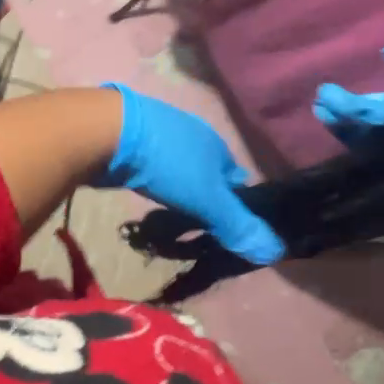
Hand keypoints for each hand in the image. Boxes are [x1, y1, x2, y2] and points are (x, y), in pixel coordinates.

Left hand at [95, 84, 283, 264]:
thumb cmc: (166, 163)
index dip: (235, 205)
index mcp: (215, 144)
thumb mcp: (207, 198)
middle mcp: (190, 134)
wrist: (108, 132)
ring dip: (176, 189)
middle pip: (205, 171)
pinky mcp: (130, 139)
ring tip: (171, 214)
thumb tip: (275, 251)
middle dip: (204, 197)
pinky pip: (150, 165)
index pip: (235, 179)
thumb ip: (237, 225)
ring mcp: (158, 133)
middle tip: (196, 226)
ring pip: (177, 168)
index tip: (229, 229)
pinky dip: (152, 180)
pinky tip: (145, 191)